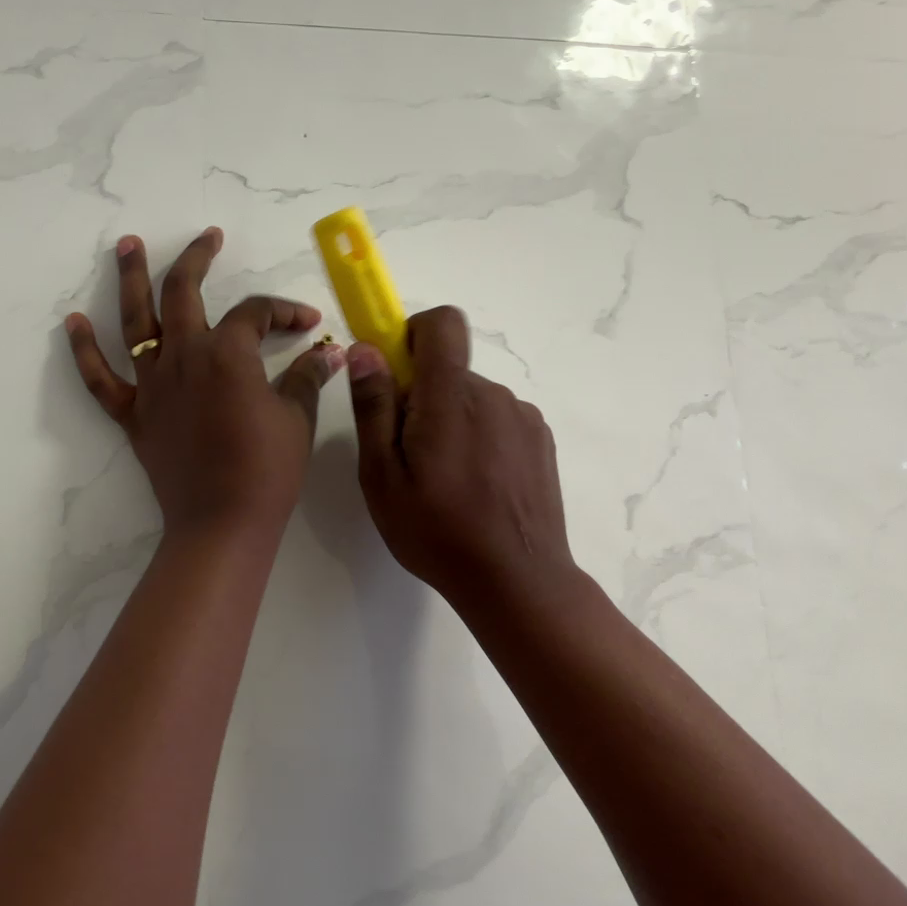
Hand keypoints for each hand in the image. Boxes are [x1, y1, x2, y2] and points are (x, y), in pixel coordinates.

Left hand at [66, 228, 345, 540]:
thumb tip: (329, 352)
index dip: (283, 311)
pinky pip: (100, 379)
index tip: (307, 324)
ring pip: (135, 320)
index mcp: (226, 352)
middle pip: (184, 292)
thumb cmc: (267, 469)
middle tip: (206, 238)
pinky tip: (72, 322)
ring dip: (129, 278)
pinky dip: (84, 351)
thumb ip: (306, 376)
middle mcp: (183, 355)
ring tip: (126, 245)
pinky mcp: (132, 414)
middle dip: (196, 258)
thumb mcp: (295, 417)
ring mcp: (151, 384)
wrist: (222, 522)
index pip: (255, 313)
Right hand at [345, 306, 577, 603]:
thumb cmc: (436, 532)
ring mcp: (522, 417)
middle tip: (408, 456)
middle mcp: (493, 395)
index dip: (413, 333)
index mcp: (450, 398)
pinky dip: (478, 439)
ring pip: (471, 399)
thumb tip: (365, 351)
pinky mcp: (540, 440)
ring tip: (444, 480)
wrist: (516, 581)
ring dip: (450, 421)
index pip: (442, 324)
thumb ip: (374, 406)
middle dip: (421, 398)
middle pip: (448, 370)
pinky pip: (496, 420)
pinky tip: (475, 487)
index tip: (394, 372)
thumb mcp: (382, 475)